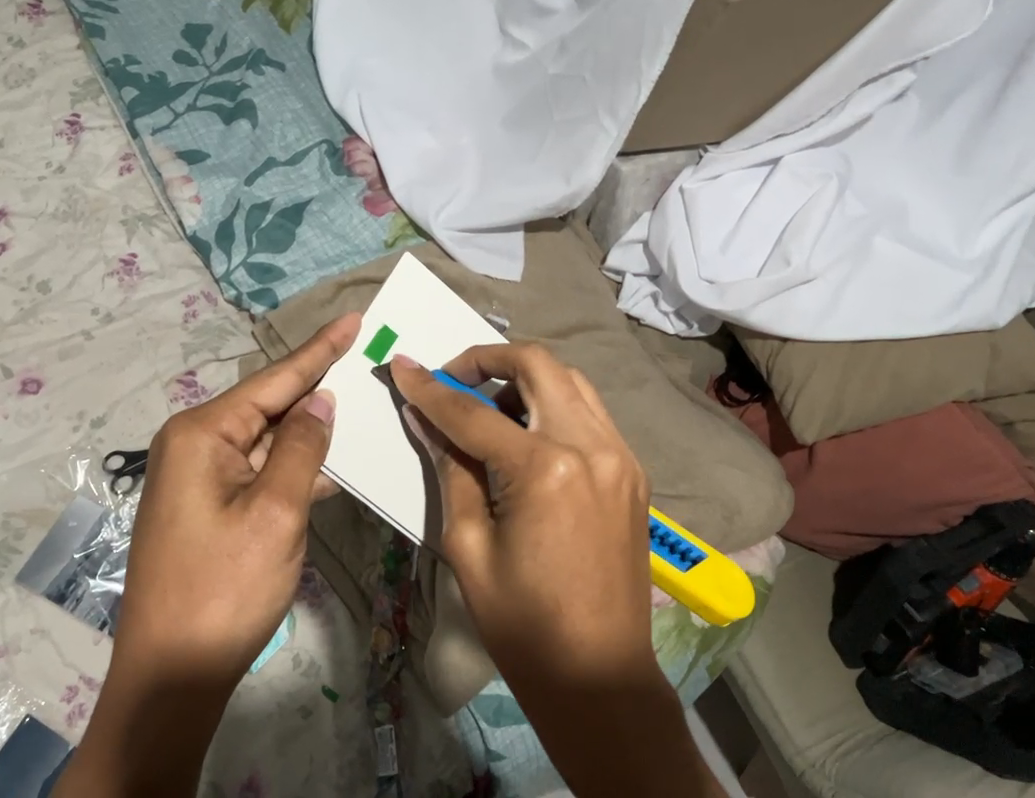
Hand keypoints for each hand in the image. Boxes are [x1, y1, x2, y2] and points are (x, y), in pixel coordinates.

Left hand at [110, 312, 360, 689]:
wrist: (171, 676)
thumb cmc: (224, 590)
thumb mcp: (276, 514)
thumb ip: (303, 449)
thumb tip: (320, 401)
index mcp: (202, 434)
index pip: (274, 379)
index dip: (319, 349)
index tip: (353, 317)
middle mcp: (193, 445)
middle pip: (268, 404)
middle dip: (316, 385)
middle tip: (363, 356)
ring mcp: (198, 478)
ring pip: (266, 439)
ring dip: (309, 429)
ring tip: (357, 400)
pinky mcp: (207, 507)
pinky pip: (258, 470)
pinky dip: (293, 465)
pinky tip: (330, 459)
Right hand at [391, 347, 724, 796]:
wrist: (600, 675)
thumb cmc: (523, 623)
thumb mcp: (468, 546)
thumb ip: (450, 470)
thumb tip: (426, 419)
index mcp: (546, 469)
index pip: (474, 412)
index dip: (431, 389)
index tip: (401, 368)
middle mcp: (591, 446)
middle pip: (538, 365)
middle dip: (487, 360)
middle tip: (453, 381)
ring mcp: (621, 456)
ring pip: (571, 382)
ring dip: (525, 380)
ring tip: (487, 409)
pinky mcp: (633, 472)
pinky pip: (590, 414)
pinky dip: (553, 406)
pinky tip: (525, 438)